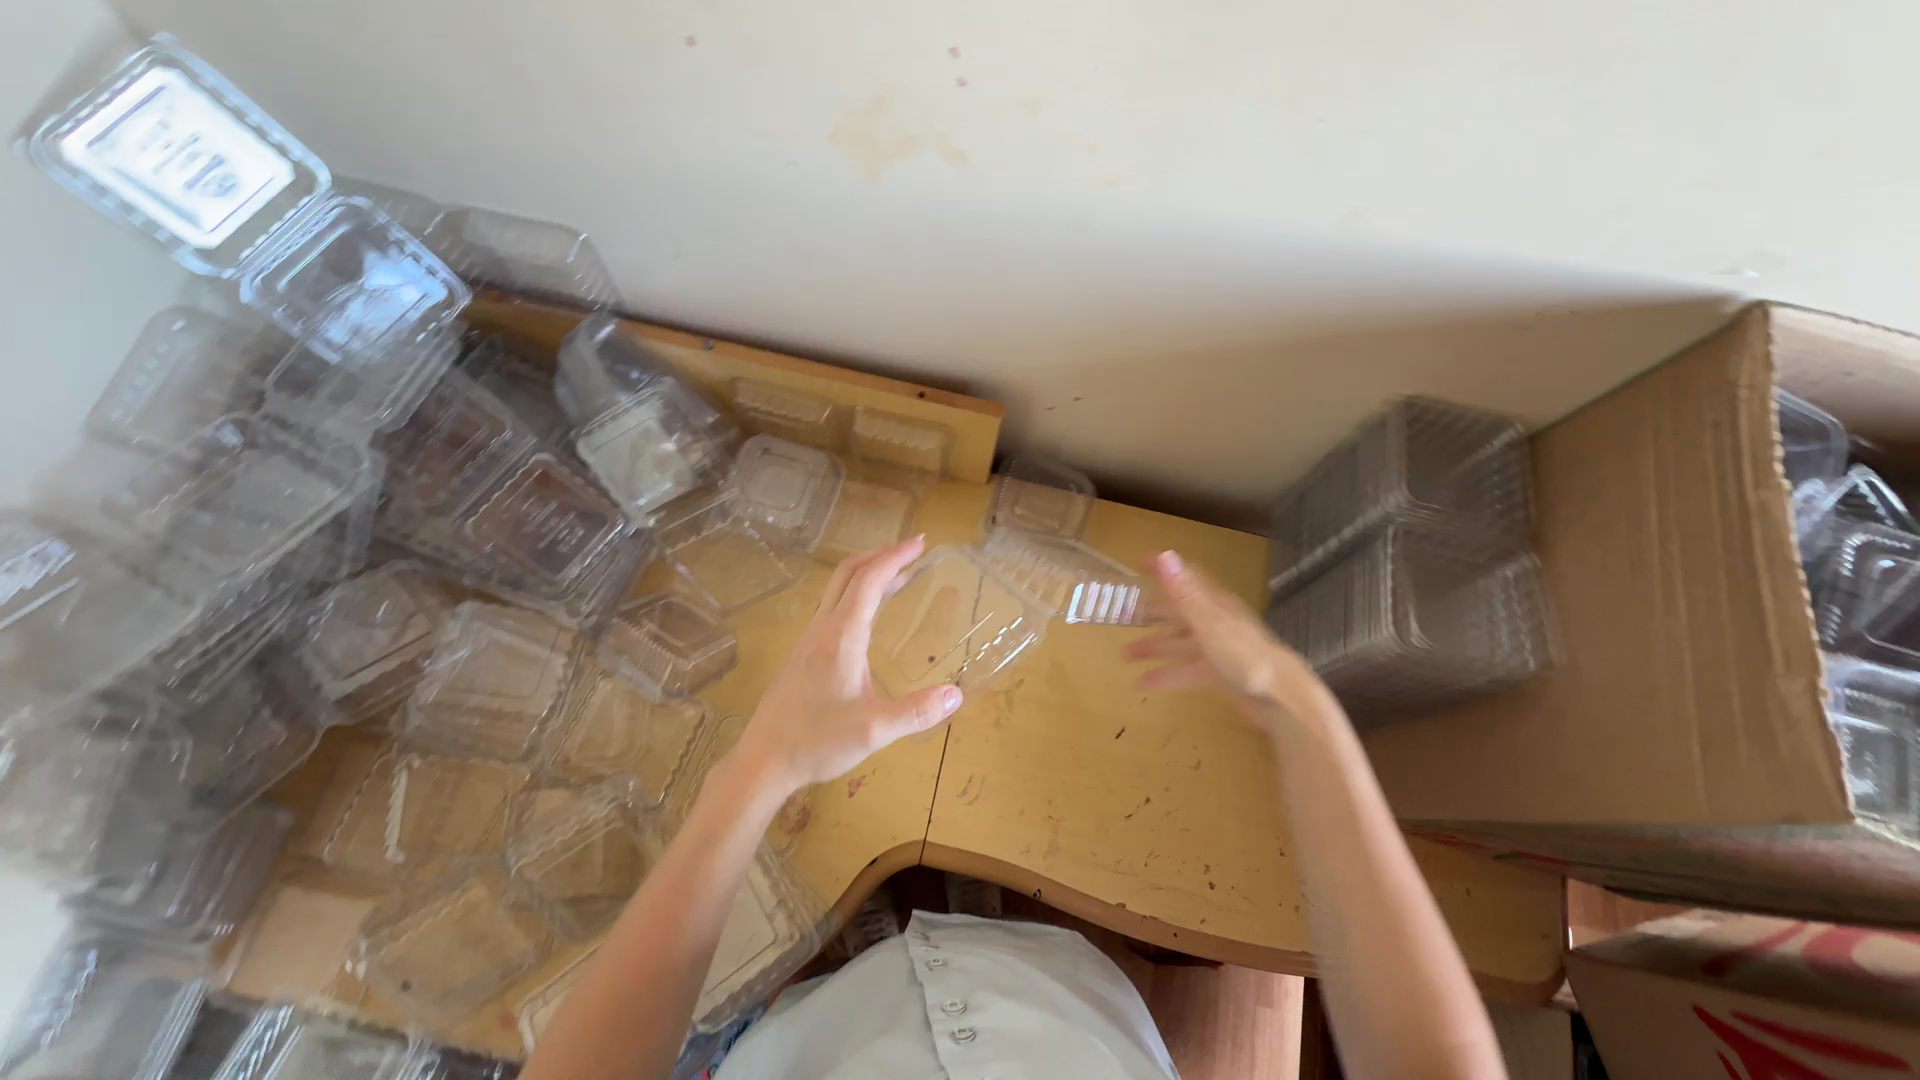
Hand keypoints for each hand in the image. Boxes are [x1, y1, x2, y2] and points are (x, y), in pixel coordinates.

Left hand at [732, 535, 963, 794]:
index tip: (922, 543)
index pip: (870, 580)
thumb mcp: (873, 731)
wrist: (763, 761)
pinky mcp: (802, 656)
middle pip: (849, 573)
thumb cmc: (815, 743)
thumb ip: (916, 712)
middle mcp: (822, 629)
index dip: (896, 556)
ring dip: (868, 574)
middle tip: (913, 550)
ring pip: (837, 590)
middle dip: (882, 555)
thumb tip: (956, 694)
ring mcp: (808, 641)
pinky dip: (856, 596)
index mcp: (841, 636)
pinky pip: (832, 609)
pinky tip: (869, 619)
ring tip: (899, 578)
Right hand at [1123, 550, 1334, 735]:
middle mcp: (1215, 622)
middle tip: (1124, 615)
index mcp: (1214, 605)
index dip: (1164, 569)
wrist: (1281, 698)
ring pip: (1179, 643)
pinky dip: (1166, 675)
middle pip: (1180, 611)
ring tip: (1125, 653)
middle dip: (1154, 613)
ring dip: (1154, 646)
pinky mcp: (1219, 674)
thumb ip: (1184, 592)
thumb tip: (1164, 554)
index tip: (1138, 563)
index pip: (1186, 577)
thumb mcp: (1208, 623)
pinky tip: (1143, 684)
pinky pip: (1186, 670)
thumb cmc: (1245, 656)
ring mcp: (1218, 649)